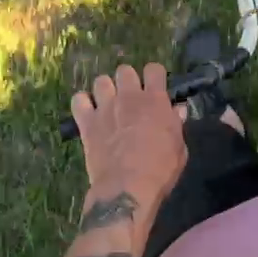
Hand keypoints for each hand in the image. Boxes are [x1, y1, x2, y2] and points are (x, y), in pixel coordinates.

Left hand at [70, 64, 186, 207]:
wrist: (128, 188)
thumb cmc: (160, 170)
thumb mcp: (179, 149)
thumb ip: (177, 125)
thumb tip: (178, 110)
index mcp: (155, 100)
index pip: (154, 69)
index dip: (154, 76)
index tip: (154, 87)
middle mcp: (129, 96)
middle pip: (125, 70)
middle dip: (127, 80)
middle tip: (129, 98)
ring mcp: (106, 107)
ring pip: (101, 81)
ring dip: (105, 90)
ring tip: (107, 104)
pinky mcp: (88, 122)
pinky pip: (78, 100)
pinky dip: (82, 103)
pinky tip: (88, 112)